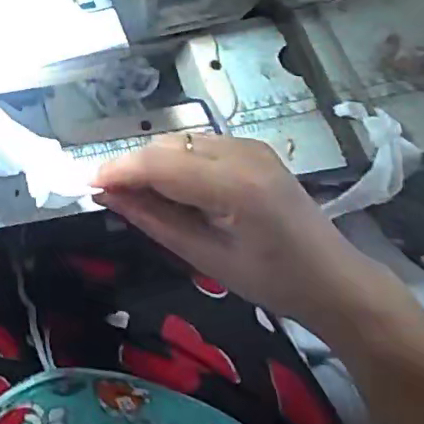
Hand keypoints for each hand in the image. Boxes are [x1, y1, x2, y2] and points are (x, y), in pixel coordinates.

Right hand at [95, 134, 400, 333]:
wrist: (336, 281)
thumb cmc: (272, 281)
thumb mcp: (204, 257)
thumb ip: (151, 219)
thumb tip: (105, 195)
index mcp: (235, 186)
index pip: (159, 164)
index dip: (118, 170)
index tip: (88, 185)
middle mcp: (242, 153)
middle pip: (165, 147)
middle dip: (132, 167)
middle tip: (111, 196)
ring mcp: (248, 145)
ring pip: (178, 142)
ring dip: (152, 163)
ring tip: (141, 195)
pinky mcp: (251, 146)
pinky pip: (197, 145)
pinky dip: (175, 162)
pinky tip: (173, 188)